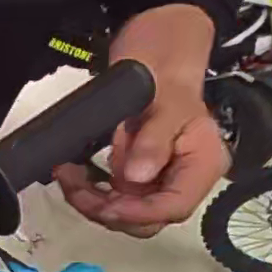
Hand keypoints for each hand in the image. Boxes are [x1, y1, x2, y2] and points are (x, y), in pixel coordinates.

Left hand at [55, 4, 228, 237]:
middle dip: (107, 210)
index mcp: (202, 164)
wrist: (154, 53)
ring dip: (90, 200)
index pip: (174, 207)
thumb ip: (154, 141)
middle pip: (145, 218)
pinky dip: (85, 190)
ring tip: (68, 174)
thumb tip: (137, 177)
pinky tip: (70, 174)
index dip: (139, 213)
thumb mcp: (166, 100)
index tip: (108, 206)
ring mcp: (154, 181)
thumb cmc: (167, 71)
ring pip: (121, 211)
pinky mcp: (131, 177)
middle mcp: (180, 178)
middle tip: (77, 188)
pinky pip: (106, 195)